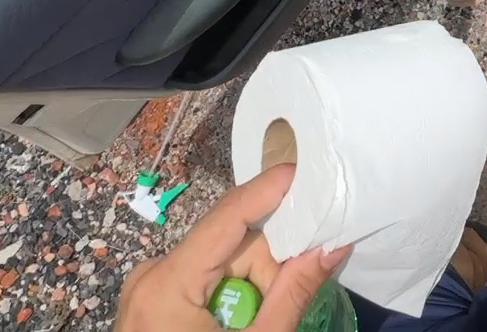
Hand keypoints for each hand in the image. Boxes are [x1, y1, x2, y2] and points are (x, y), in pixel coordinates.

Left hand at [116, 164, 350, 330]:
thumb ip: (295, 291)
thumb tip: (336, 242)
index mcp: (166, 283)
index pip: (231, 213)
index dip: (274, 187)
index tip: (314, 170)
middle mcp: (153, 274)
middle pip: (235, 241)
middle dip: (270, 266)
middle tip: (281, 307)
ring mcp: (151, 288)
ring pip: (227, 259)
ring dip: (255, 284)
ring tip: (256, 328)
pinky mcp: (155, 302)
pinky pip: (210, 277)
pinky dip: (236, 294)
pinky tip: (241, 325)